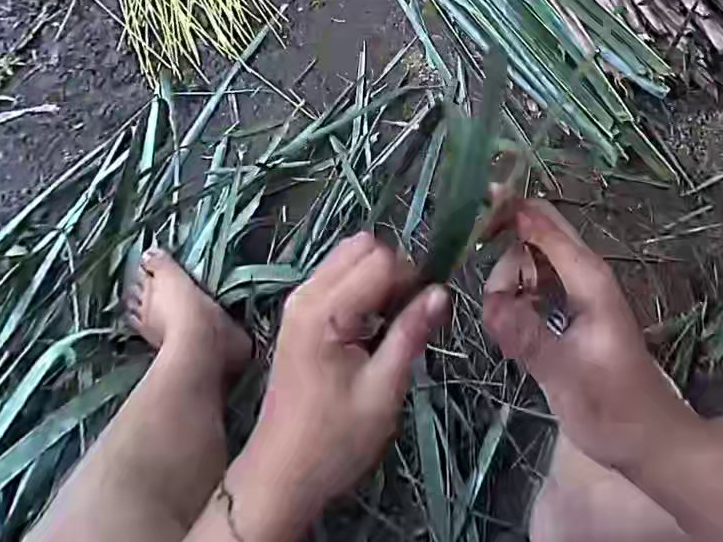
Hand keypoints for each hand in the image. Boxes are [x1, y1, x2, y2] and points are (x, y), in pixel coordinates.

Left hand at [236, 232, 450, 514]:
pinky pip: (340, 271)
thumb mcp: (383, 392)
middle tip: (404, 317)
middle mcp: (308, 292)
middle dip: (395, 271)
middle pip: (365, 245)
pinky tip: (368, 324)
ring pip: (352, 253)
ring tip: (386, 322)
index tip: (421, 315)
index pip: (382, 259)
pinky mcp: (301, 308)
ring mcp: (301, 297)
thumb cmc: (333, 441)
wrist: (280, 477)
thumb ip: (411, 333)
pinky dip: (363, 284)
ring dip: (379, 275)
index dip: (410, 280)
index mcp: (325, 311)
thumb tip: (442, 291)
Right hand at [481, 198, 697, 471]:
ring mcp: (577, 287)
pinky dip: (516, 292)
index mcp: (586, 276)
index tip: (469, 213)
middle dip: (502, 243)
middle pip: (533, 229)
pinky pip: (534, 281)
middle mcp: (582, 271)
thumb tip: (489, 303)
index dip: (506, 208)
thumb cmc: (614, 408)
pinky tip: (510, 323)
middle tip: (486, 290)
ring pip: (530, 256)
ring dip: (508, 277)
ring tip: (502, 321)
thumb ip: (528, 336)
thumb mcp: (567, 376)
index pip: (541, 221)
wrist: (649, 439)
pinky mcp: (570, 305)